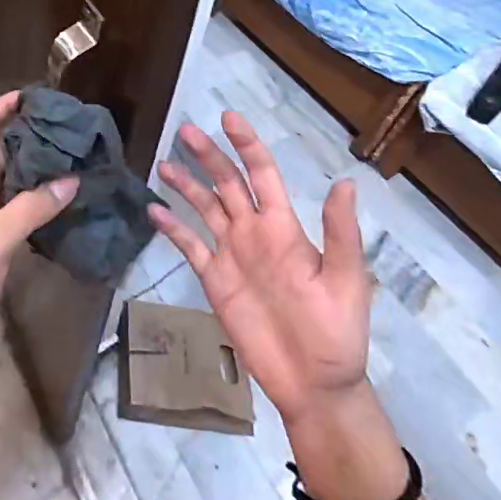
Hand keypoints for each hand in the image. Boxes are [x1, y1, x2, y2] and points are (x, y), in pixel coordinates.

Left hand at [0, 91, 78, 366]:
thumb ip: (29, 210)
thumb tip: (71, 180)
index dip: (0, 106)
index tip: (34, 96)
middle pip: (0, 147)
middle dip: (28, 129)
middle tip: (66, 123)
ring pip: (14, 175)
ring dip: (38, 160)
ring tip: (74, 151)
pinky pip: (23, 202)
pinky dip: (43, 192)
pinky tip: (67, 193)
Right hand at [151, 112, 370, 424]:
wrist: (313, 382)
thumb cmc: (336, 330)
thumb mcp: (346, 279)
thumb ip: (340, 231)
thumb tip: (347, 180)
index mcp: (283, 226)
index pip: (261, 172)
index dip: (246, 144)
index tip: (229, 117)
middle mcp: (254, 231)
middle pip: (226, 182)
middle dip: (208, 155)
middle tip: (186, 129)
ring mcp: (231, 254)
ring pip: (205, 207)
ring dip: (186, 184)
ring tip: (164, 162)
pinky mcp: (215, 280)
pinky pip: (189, 246)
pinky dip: (172, 227)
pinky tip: (153, 210)